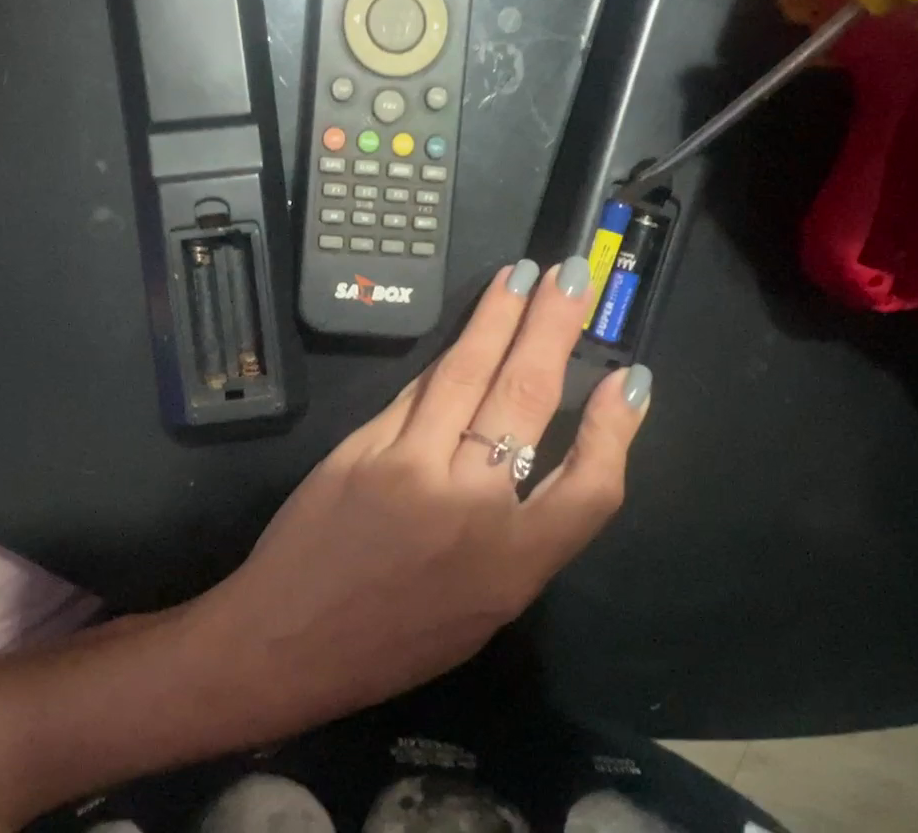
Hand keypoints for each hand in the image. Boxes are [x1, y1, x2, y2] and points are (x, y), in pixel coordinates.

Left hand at [189, 256, 652, 734]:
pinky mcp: (362, 446)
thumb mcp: (480, 611)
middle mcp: (469, 506)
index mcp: (512, 567)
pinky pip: (416, 392)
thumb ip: (519, 539)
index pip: (591, 485)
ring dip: (497, 318)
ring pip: (466, 374)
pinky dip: (447, 359)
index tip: (630, 377)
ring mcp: (410, 466)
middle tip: (571, 277)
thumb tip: (542, 463)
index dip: (617, 429)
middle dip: (553, 329)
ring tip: (522, 276)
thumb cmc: (392, 641)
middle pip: (525, 397)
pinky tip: (466, 332)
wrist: (287, 639)